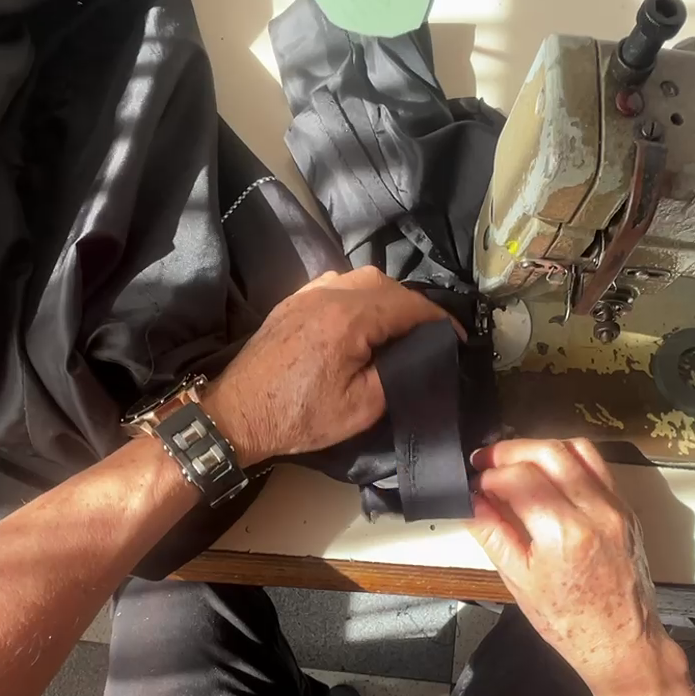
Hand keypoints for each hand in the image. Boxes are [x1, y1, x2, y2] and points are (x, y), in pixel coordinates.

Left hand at [204, 267, 456, 465]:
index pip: (410, 305)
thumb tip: (419, 356)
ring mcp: (307, 294)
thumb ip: (398, 374)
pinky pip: (337, 286)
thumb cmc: (298, 416)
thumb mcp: (361, 407)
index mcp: (349, 318)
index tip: (457, 338)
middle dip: (414, 307)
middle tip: (429, 335)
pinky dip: (360, 297)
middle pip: (387, 284)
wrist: (237, 414)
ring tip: (398, 329)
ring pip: (361, 279)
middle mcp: (329, 294)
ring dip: (386, 298)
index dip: (440, 321)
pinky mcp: (292, 303)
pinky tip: (362, 322)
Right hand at [468, 439, 673, 695]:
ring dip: (539, 448)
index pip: (519, 477)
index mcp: (564, 534)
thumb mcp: (517, 580)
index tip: (475, 484)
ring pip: (576, 449)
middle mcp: (595, 512)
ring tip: (515, 463)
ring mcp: (615, 508)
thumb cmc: (569, 621)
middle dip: (510, 451)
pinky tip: (547, 474)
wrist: (620, 642)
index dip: (489, 475)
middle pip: (548, 451)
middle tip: (486, 462)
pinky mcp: (625, 509)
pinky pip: (596, 466)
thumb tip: (471, 501)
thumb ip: (492, 532)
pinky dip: (567, 460)